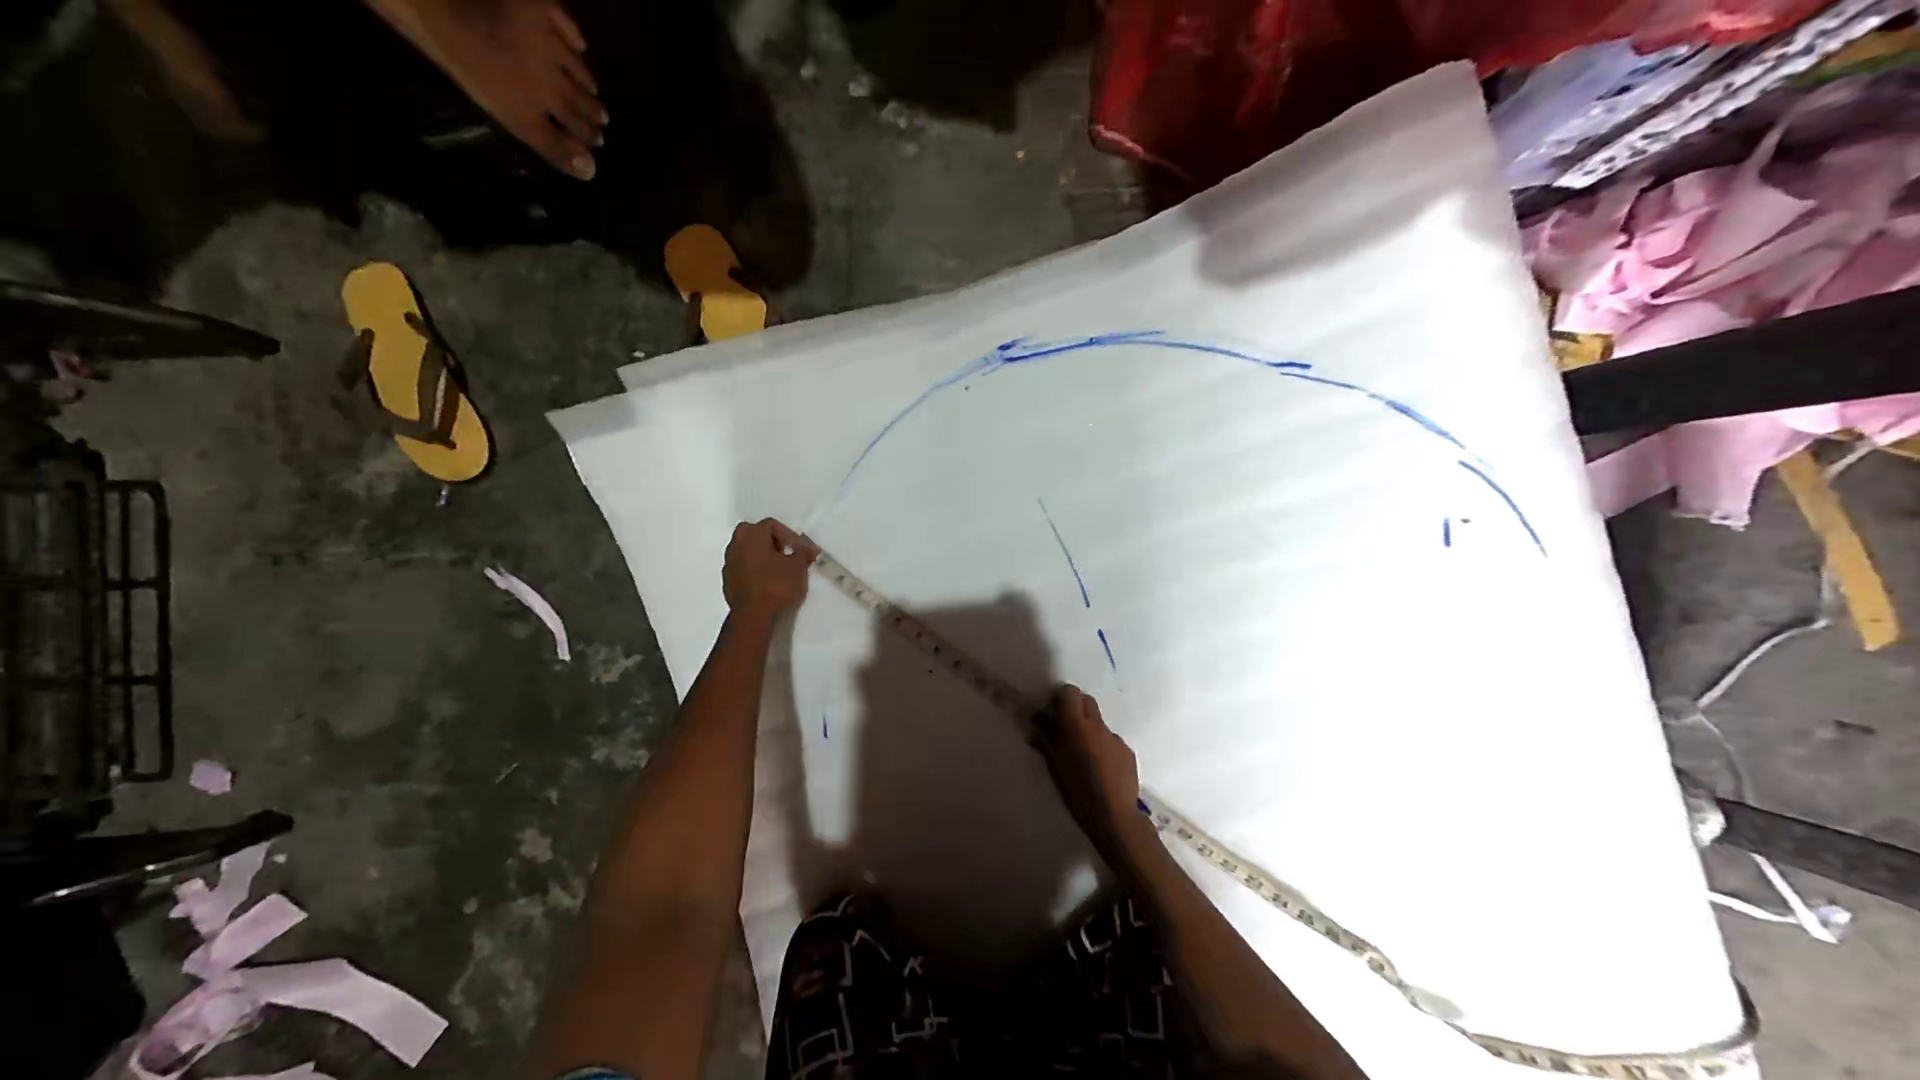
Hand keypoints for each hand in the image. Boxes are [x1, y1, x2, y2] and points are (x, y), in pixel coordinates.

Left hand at [723, 519, 816, 618]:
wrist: (753, 616)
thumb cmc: (777, 585)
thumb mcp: (798, 567)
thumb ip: (803, 552)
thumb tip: (808, 548)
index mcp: (752, 536)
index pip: (771, 525)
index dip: (789, 535)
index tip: (801, 550)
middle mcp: (736, 545)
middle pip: (751, 532)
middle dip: (769, 539)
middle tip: (784, 552)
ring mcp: (729, 564)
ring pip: (744, 550)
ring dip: (760, 555)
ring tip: (777, 569)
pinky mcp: (728, 581)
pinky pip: (742, 567)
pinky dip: (753, 569)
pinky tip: (766, 582)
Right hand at [1032, 685, 1144, 854]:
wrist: (1115, 817)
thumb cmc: (1077, 792)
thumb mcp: (1054, 768)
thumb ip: (1045, 743)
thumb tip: (1036, 729)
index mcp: (1076, 726)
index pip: (1070, 692)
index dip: (1061, 698)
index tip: (1053, 713)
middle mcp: (1097, 726)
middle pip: (1087, 701)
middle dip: (1076, 709)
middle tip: (1066, 729)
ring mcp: (1115, 738)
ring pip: (1099, 723)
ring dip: (1089, 731)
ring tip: (1084, 756)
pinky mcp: (1128, 752)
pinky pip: (1111, 742)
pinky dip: (1103, 748)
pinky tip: (1101, 770)